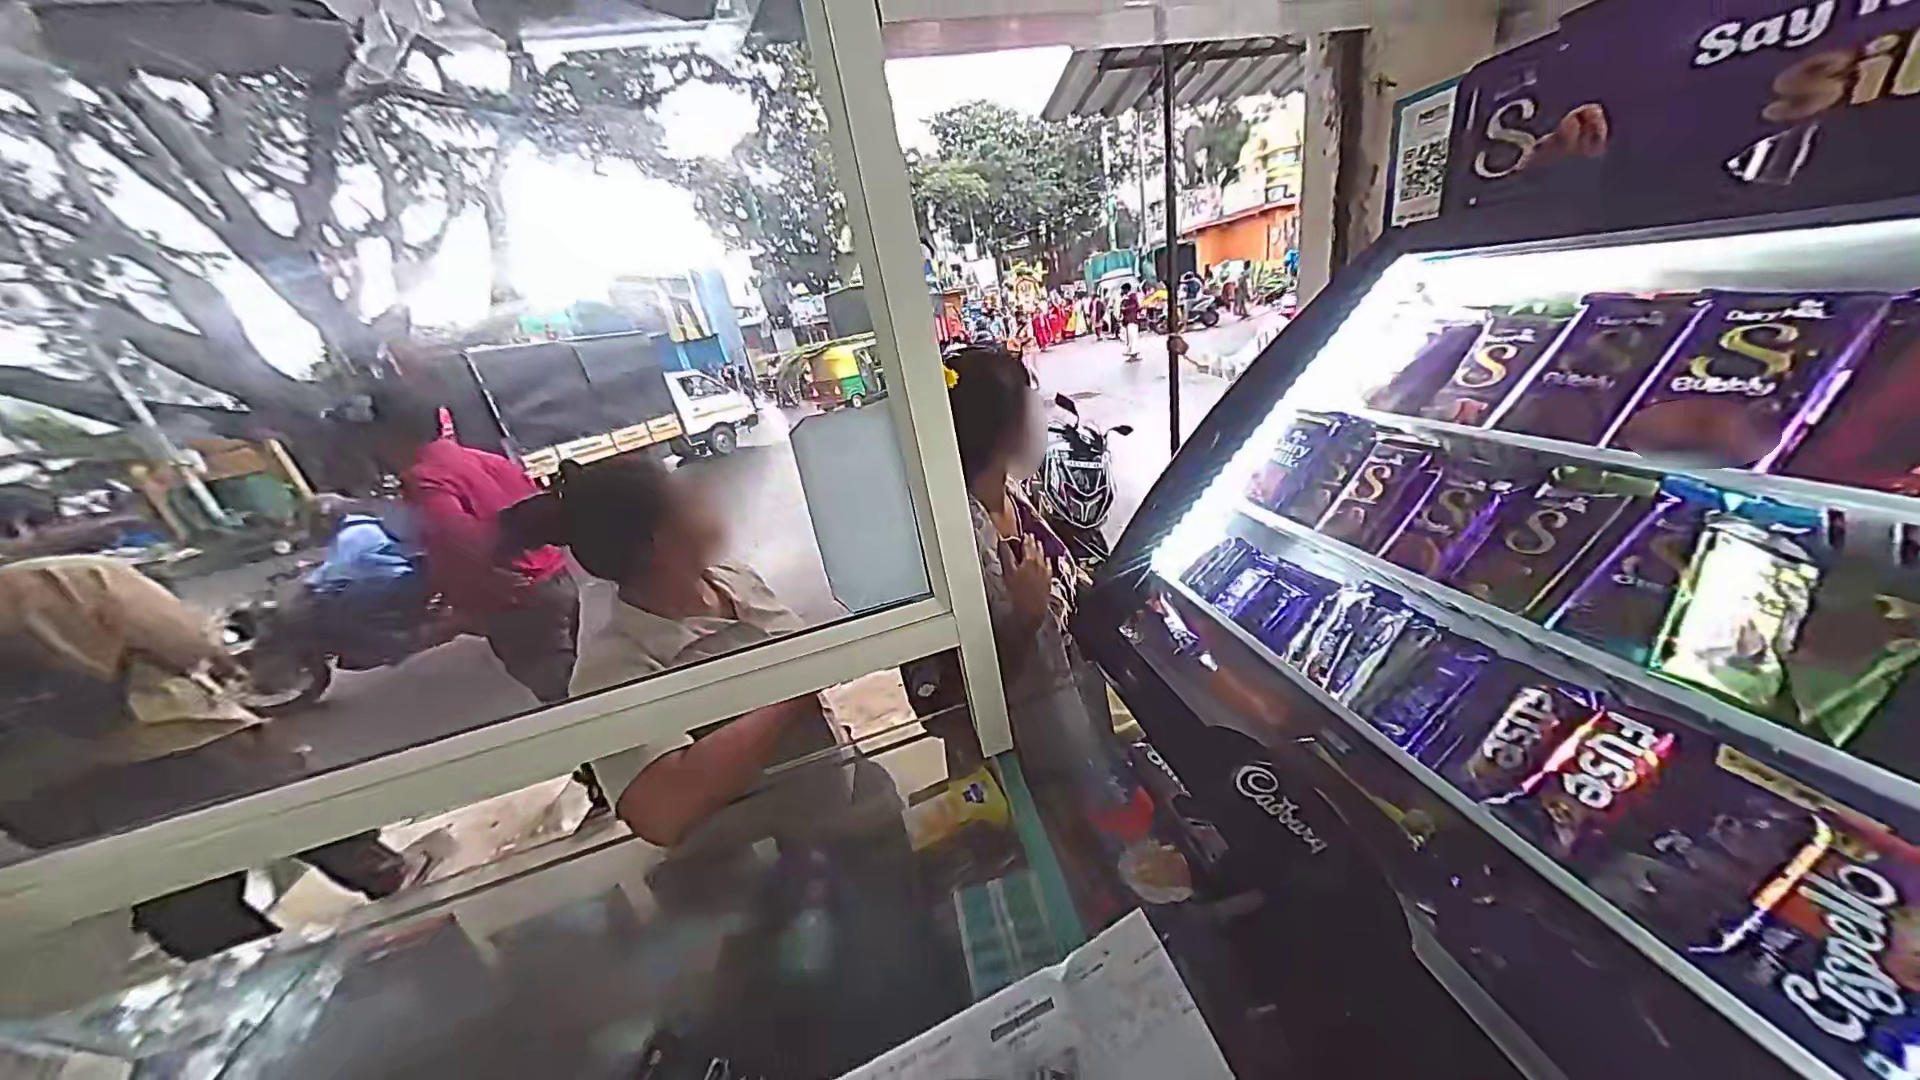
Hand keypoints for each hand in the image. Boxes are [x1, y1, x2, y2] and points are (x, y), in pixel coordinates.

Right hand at [1002, 534, 1051, 628]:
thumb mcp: (1008, 573)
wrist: (1031, 610)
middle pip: (1037, 550)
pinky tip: (1047, 560)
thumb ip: (1006, 556)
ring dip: (1040, 550)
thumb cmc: (1017, 592)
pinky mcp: (1048, 581)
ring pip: (1044, 557)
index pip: (1027, 545)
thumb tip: (1003, 543)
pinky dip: (1047, 561)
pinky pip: (1049, 567)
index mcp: (1029, 560)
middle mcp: (1039, 564)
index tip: (1024, 534)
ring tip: (1038, 544)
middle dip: (1033, 543)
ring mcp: (1045, 573)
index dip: (1025, 539)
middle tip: (1031, 537)